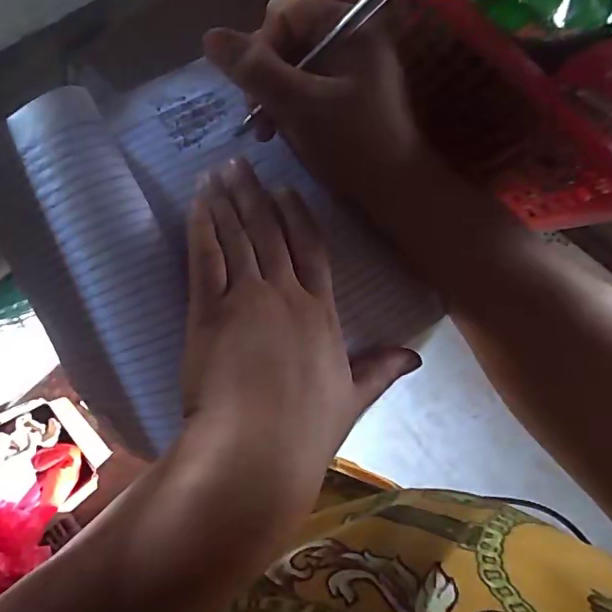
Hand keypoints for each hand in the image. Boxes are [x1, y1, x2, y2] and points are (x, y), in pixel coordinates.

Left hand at [179, 157, 419, 489]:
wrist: (259, 449)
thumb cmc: (304, 431)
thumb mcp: (351, 398)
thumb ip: (379, 370)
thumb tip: (414, 356)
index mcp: (322, 315)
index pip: (312, 251)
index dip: (297, 217)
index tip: (285, 190)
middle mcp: (287, 297)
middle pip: (270, 233)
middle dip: (255, 195)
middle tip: (240, 162)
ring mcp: (248, 299)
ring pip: (238, 237)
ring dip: (227, 201)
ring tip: (218, 171)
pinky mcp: (209, 311)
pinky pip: (206, 257)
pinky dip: (202, 226)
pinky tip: (197, 203)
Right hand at [203, 0, 436, 216]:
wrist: (395, 189)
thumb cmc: (351, 145)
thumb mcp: (297, 105)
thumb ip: (254, 69)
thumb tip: (209, 37)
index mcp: (349, 26)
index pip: (283, 12)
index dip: (260, 46)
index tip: (256, 89)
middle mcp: (350, 37)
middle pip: (284, 37)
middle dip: (263, 75)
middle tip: (258, 116)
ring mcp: (350, 66)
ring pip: (289, 64)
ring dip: (270, 95)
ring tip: (268, 130)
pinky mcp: (346, 92)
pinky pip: (303, 85)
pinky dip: (286, 106)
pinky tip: (280, 131)